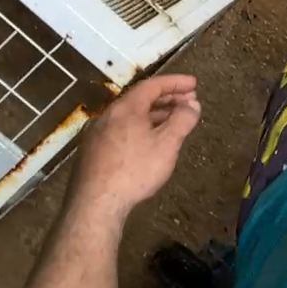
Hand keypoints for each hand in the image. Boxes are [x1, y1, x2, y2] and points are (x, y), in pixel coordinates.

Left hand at [65, 74, 200, 226]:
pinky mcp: (92, 153)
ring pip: (130, 116)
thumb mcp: (167, 144)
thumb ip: (183, 120)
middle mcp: (108, 116)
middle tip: (189, 102)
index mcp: (125, 109)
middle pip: (140, 99)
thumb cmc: (135, 170)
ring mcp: (96, 135)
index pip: (153, 85)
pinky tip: (150, 143)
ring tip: (174, 123)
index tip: (194, 84)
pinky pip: (121, 130)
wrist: (94, 206)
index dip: (176, 82)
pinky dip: (141, 128)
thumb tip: (193, 104)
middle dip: (167, 99)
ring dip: (155, 115)